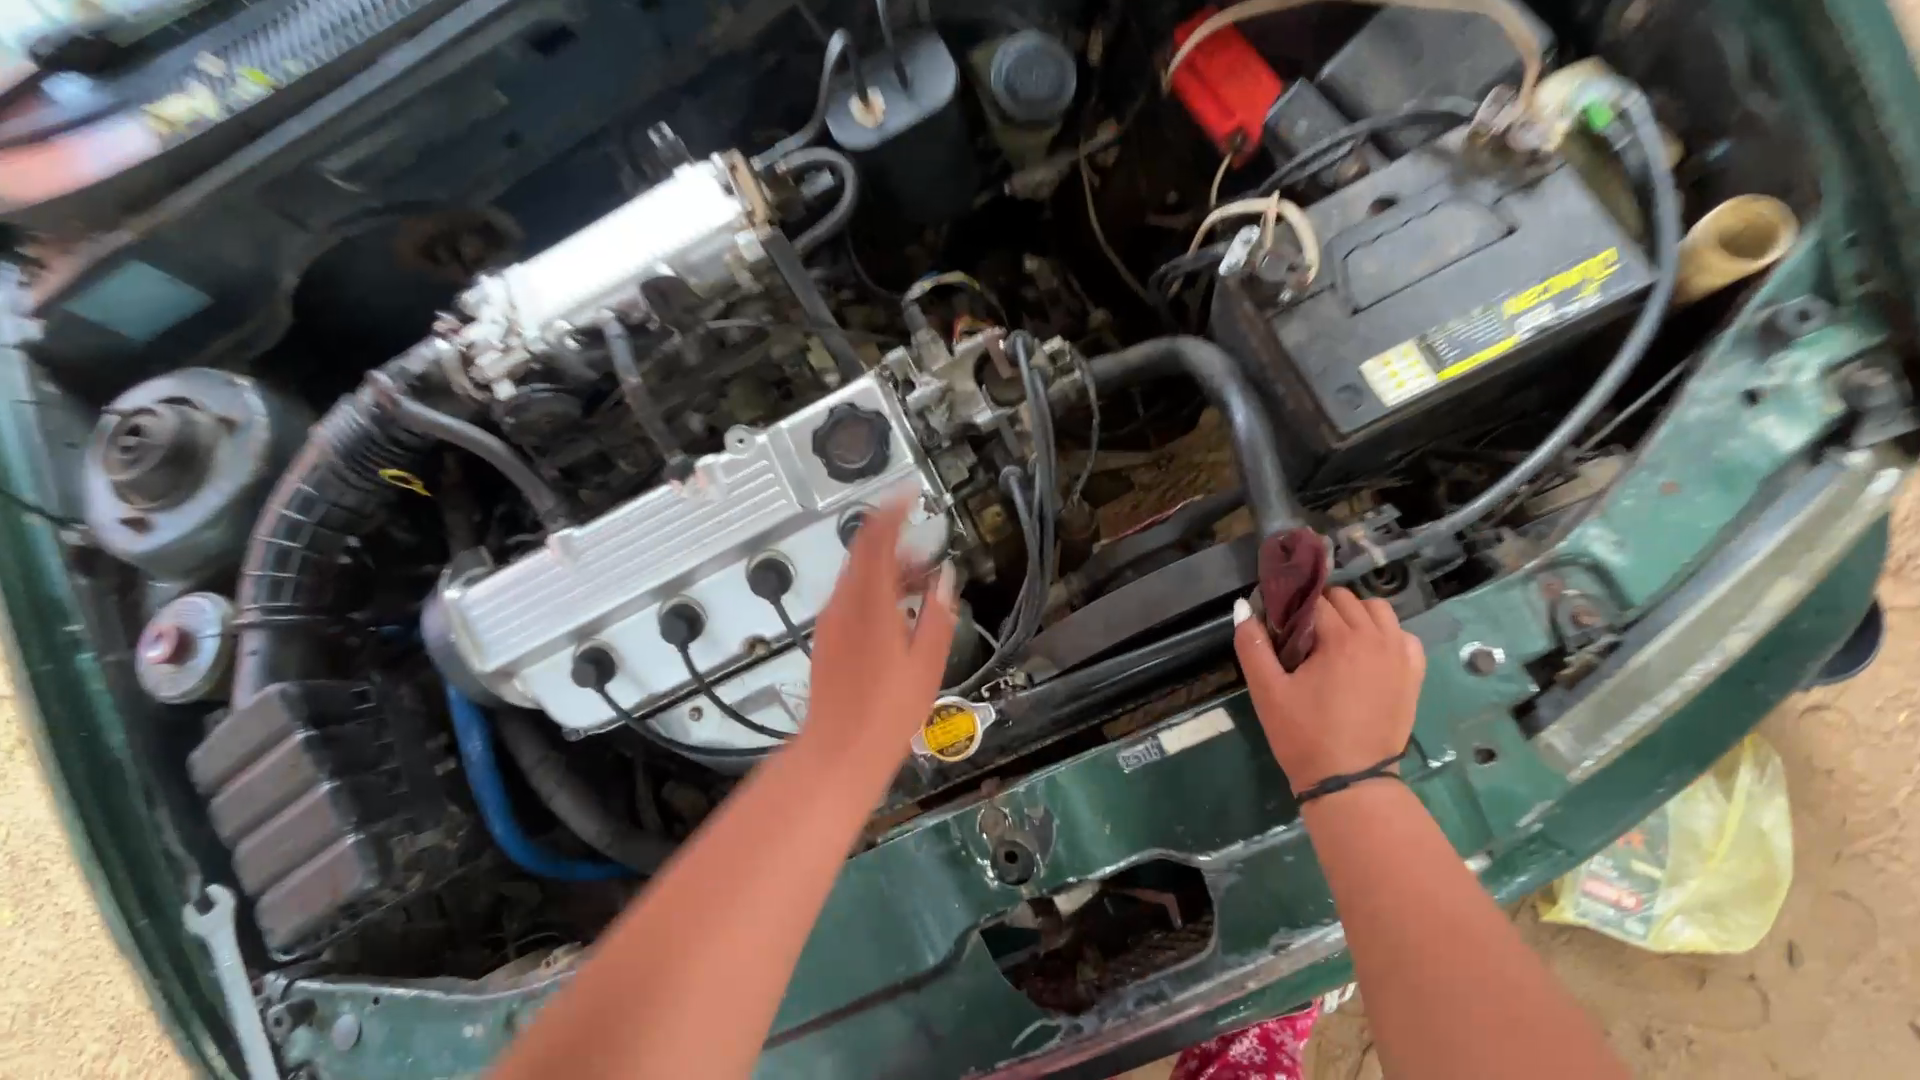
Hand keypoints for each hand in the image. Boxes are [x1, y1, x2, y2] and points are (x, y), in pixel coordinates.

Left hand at [800, 498, 957, 769]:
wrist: (840, 749)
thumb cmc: (888, 709)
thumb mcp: (928, 662)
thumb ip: (938, 614)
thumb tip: (945, 580)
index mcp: (869, 602)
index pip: (876, 538)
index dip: (892, 510)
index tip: (909, 494)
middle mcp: (843, 603)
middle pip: (862, 553)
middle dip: (892, 539)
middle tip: (922, 541)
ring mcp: (830, 621)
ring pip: (855, 575)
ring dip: (884, 566)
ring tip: (917, 576)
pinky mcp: (826, 638)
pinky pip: (849, 597)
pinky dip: (872, 588)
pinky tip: (895, 607)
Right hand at [1233, 587, 1425, 793]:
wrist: (1350, 781)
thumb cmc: (1303, 735)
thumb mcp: (1266, 691)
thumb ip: (1252, 645)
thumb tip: (1243, 607)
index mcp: (1342, 639)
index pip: (1314, 601)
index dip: (1292, 608)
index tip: (1279, 627)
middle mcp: (1377, 639)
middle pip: (1347, 600)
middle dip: (1321, 609)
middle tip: (1302, 637)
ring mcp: (1401, 656)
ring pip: (1378, 611)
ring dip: (1355, 615)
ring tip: (1334, 640)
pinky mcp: (1413, 675)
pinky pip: (1403, 636)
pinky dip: (1385, 634)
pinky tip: (1367, 653)